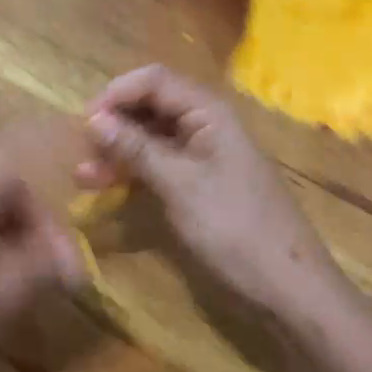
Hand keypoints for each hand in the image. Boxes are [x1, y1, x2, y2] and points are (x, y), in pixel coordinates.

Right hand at [79, 65, 338, 309]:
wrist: (291, 290)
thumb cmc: (236, 227)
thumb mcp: (179, 185)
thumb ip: (135, 148)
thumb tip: (93, 118)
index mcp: (208, 111)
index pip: (153, 80)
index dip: (116, 93)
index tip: (85, 120)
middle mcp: (205, 124)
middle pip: (150, 106)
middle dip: (113, 124)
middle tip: (80, 150)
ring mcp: (204, 154)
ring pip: (150, 137)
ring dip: (118, 151)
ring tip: (83, 176)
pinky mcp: (200, 183)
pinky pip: (159, 164)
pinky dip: (133, 172)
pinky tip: (106, 188)